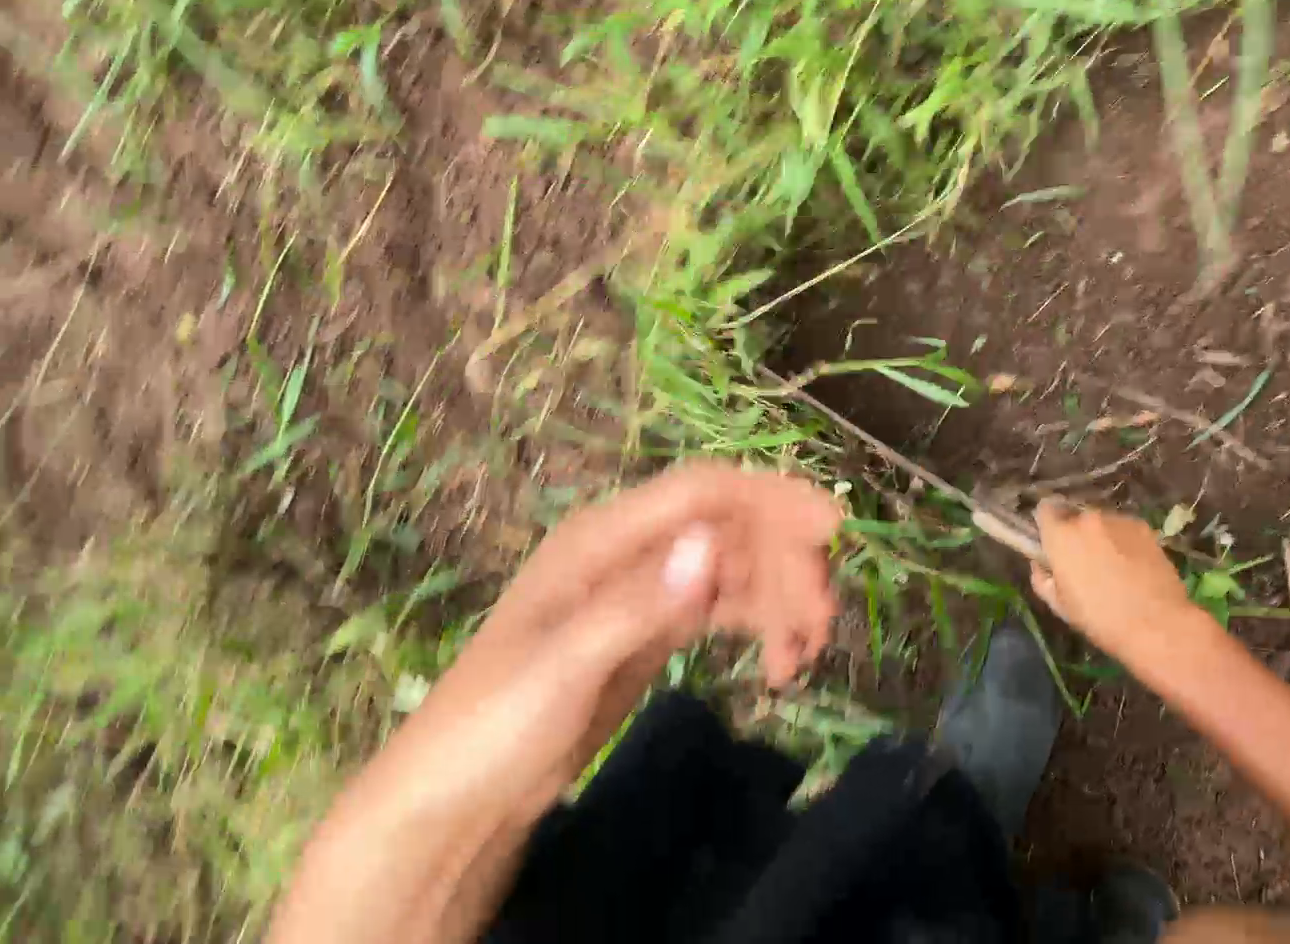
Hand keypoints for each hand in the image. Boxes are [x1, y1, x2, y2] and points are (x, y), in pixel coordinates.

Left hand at [271, 463, 840, 943]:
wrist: (459, 797)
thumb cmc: (493, 724)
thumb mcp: (562, 667)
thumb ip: (637, 604)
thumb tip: (711, 546)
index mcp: (602, 538)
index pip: (702, 492)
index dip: (770, 498)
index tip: (830, 528)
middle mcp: (633, 550)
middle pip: (731, 529)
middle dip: (784, 566)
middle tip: (821, 621)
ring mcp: (649, 588)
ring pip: (737, 569)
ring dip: (779, 601)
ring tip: (803, 656)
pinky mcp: (659, 626)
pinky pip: (726, 607)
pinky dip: (760, 625)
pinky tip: (779, 663)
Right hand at [1029, 499, 1200, 657]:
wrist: (1156, 623)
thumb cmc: (1100, 619)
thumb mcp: (1059, 606)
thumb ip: (1041, 579)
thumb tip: (1041, 565)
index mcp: (1061, 535)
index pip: (1044, 509)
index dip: (1046, 525)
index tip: (1052, 543)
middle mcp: (1088, 519)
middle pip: (1075, 518)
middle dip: (1076, 535)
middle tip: (1084, 563)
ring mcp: (1118, 520)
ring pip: (1102, 523)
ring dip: (1102, 537)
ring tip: (1114, 567)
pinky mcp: (1144, 527)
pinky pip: (1124, 529)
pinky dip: (1124, 542)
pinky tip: (1134, 567)